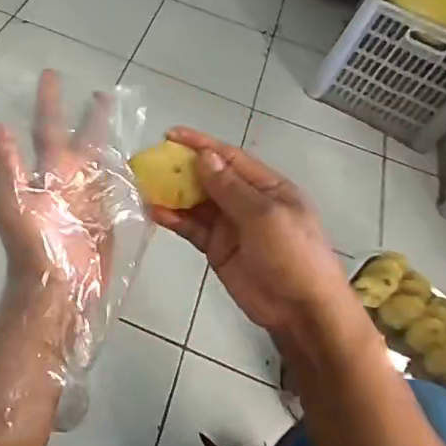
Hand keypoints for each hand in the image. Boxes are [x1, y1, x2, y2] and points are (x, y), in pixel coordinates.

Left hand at [0, 70, 117, 314]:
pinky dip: (131, 176)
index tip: (50, 74)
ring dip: (112, 142)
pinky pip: (122, 191)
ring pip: (103, 162)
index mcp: (45, 173)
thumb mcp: (10, 199)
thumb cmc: (32, 244)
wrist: (58, 289)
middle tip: (100, 91)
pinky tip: (141, 161)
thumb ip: (3, 161)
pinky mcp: (111, 220)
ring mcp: (91, 200)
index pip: (46, 128)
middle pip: (81, 141)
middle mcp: (69, 181)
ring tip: (126, 125)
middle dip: (89, 118)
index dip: (48, 103)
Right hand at [148, 127, 351, 333]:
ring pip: (196, 202)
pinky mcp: (217, 248)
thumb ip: (231, 188)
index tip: (170, 134)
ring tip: (143, 185)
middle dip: (180, 168)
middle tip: (149, 161)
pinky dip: (174, 219)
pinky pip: (191, 227)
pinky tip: (154, 212)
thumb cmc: (293, 256)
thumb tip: (204, 157)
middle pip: (209, 177)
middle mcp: (246, 201)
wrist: (301, 311)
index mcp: (267, 187)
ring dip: (172, 194)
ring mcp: (230, 225)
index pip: (229, 158)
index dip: (200, 144)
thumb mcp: (265, 216)